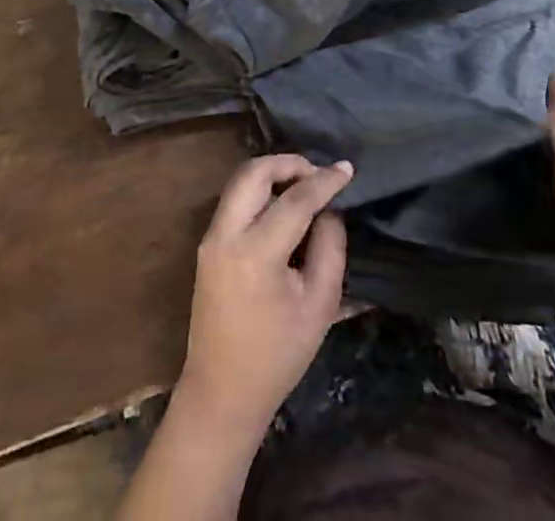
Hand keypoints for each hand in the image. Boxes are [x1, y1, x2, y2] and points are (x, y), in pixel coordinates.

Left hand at [178, 154, 351, 432]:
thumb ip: (330, 247)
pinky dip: (259, 191)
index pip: (295, 199)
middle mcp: (225, 236)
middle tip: (319, 174)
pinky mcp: (207, 246)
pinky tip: (284, 205)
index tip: (347, 169)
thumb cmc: (279, 353)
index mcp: (255, 254)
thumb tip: (328, 211)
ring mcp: (210, 240)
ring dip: (272, 174)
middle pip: (253, 172)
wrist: (223, 390)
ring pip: (239, 181)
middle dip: (288, 163)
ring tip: (306, 186)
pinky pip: (234, 201)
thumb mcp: (321, 302)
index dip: (324, 180)